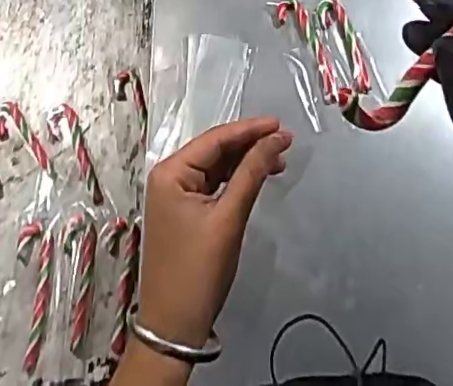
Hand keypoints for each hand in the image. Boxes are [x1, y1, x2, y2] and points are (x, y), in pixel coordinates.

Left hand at [133, 118, 291, 347]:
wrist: (174, 328)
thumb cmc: (198, 271)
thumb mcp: (228, 218)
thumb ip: (251, 174)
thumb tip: (274, 139)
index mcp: (170, 171)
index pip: (214, 139)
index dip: (248, 130)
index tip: (279, 124)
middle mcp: (168, 177)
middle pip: (214, 151)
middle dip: (249, 144)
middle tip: (284, 141)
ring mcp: (174, 195)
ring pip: (216, 168)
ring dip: (245, 163)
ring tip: (278, 158)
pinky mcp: (184, 212)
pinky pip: (212, 186)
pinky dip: (235, 181)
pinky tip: (257, 177)